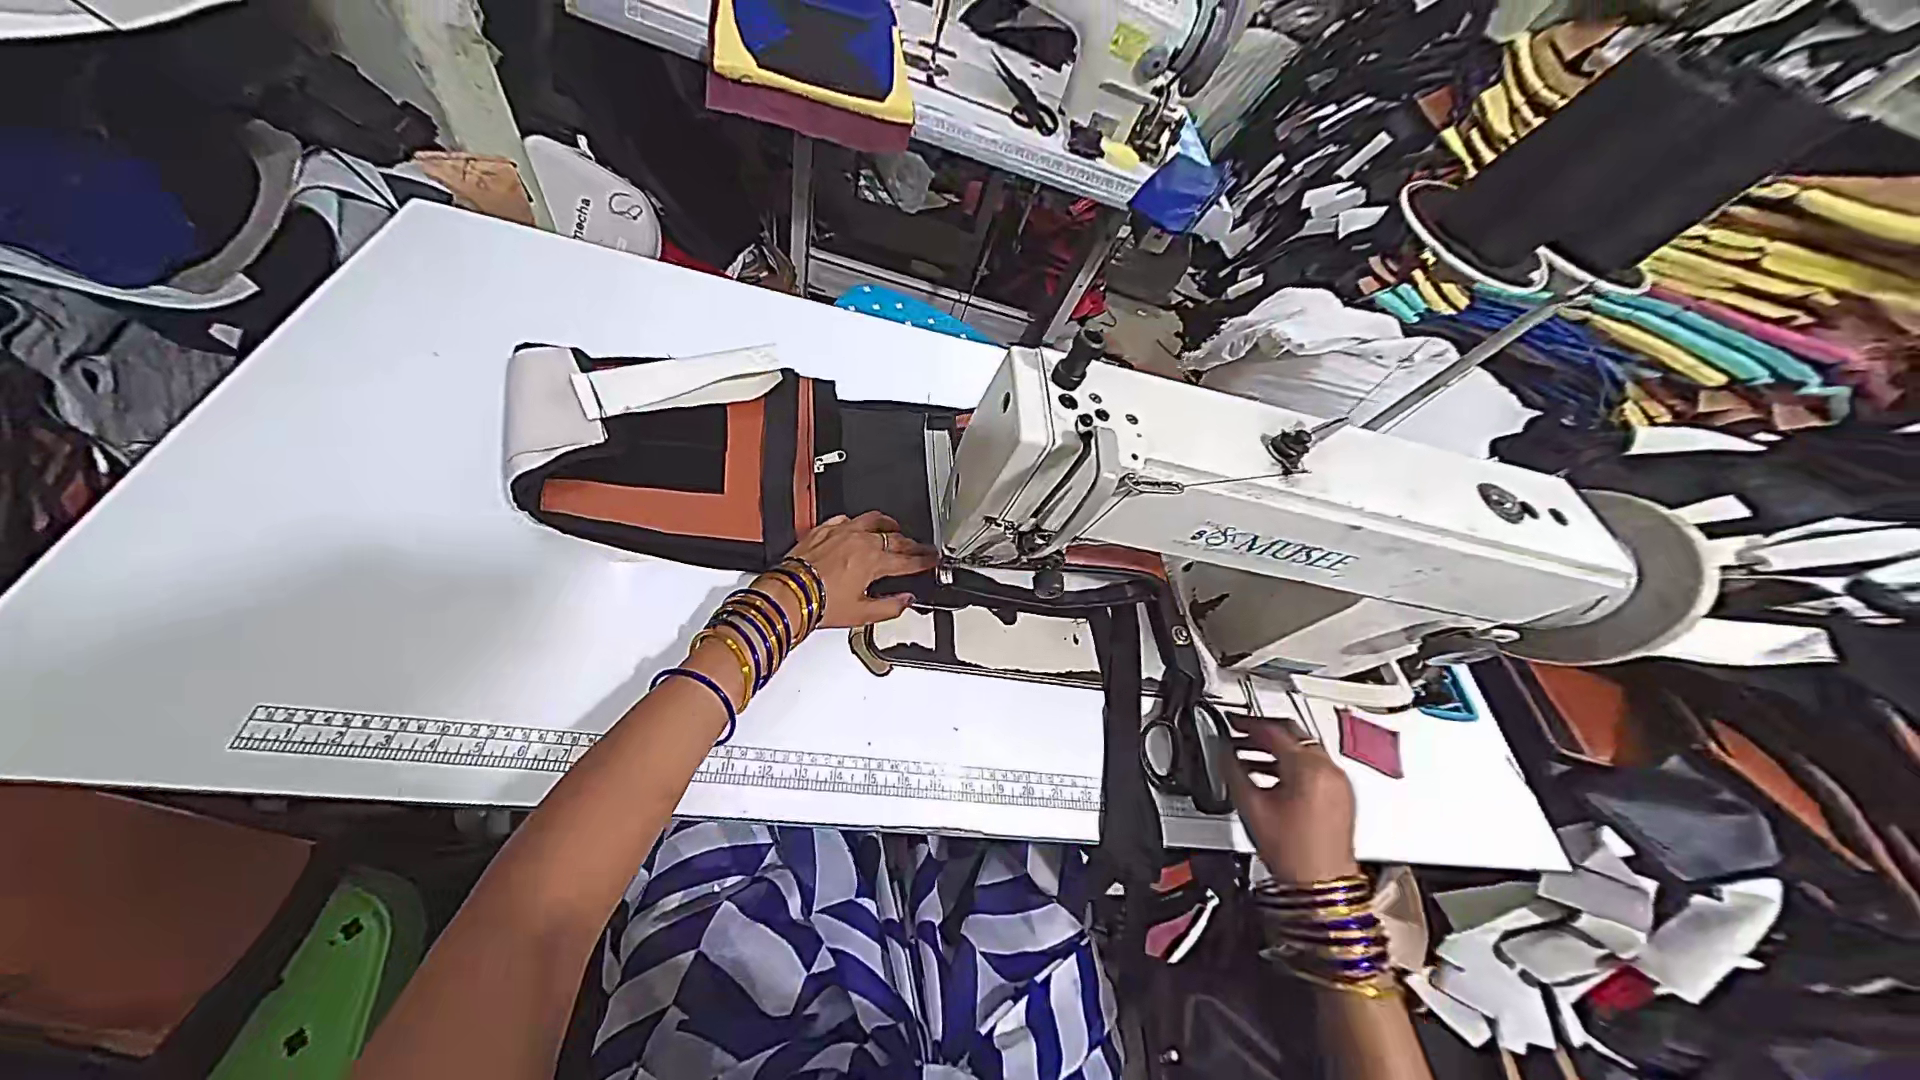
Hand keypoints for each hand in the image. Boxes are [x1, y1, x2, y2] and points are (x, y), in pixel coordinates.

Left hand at [775, 511, 935, 627]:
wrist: (788, 593)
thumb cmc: (819, 602)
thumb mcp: (861, 614)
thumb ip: (890, 607)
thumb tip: (905, 601)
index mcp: (874, 562)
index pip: (909, 560)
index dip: (925, 560)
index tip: (933, 560)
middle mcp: (860, 542)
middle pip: (896, 538)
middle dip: (913, 544)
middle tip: (921, 548)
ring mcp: (842, 532)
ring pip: (874, 520)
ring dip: (888, 525)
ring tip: (895, 528)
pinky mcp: (824, 529)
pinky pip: (847, 518)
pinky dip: (858, 522)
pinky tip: (858, 526)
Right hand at [1226, 716, 1358, 884]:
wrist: (1320, 886)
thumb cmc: (1293, 854)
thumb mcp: (1250, 806)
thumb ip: (1232, 770)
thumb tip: (1223, 752)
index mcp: (1309, 769)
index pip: (1274, 730)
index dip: (1247, 724)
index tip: (1232, 723)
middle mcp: (1329, 771)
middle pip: (1293, 733)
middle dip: (1263, 730)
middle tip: (1240, 731)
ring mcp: (1338, 782)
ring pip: (1304, 748)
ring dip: (1276, 747)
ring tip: (1249, 752)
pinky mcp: (1341, 794)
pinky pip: (1314, 765)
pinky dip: (1291, 762)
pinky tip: (1270, 771)